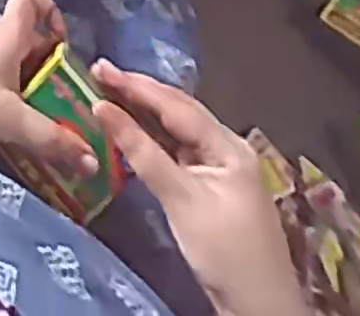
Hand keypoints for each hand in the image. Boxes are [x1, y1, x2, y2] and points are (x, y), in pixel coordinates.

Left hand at [0, 0, 96, 173]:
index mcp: (10, 33)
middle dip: (53, 61)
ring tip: (52, 112)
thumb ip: (53, 139)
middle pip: (33, 35)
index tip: (64, 43)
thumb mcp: (14, 119)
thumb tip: (92, 160)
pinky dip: (18, 88)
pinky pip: (4, 72)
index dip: (52, 11)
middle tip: (68, 94)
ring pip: (19, 57)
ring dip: (36, 79)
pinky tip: (23, 117)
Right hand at [90, 60, 305, 315]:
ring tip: (106, 89)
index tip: (100, 67)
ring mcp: (218, 164)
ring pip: (174, 126)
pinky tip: (128, 124)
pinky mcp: (208, 181)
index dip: (135, 84)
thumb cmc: (225, 254)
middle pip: (176, 109)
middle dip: (137, 90)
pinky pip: (174, 145)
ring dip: (140, 109)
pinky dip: (149, 132)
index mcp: (228, 145)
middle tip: (98, 72)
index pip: (174, 104)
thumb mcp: (180, 199)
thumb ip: (140, 150)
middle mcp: (225, 146)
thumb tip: (100, 106)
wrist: (261, 313)